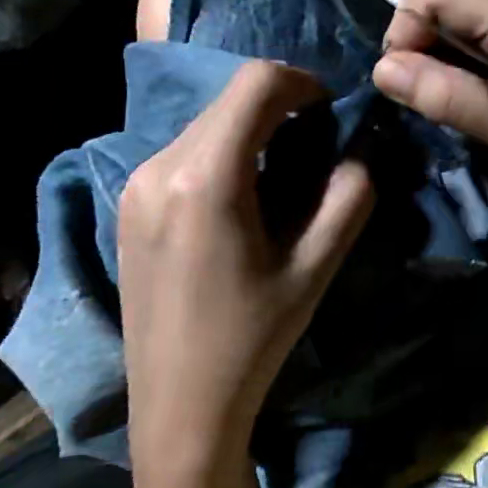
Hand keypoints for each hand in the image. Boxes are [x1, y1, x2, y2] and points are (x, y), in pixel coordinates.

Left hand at [117, 61, 374, 484]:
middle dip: (281, 108)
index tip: (332, 112)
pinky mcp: (128, 204)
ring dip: (252, 132)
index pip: (256, 83)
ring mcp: (134, 184)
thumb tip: (359, 154)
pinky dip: (224, 154)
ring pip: (205, 124)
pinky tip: (243, 201)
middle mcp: (158, 165)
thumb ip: (349, 200)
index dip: (304, 83)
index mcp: (206, 178)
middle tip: (318, 147)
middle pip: (229, 99)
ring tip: (284, 179)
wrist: (178, 404)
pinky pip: (184, 152)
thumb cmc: (252, 339)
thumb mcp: (315, 270)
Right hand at [371, 0, 487, 192]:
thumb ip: (446, 97)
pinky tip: (465, 69)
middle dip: (413, 28)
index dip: (405, 31)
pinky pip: (467, 3)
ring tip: (446, 79)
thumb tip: (383, 70)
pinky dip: (450, 33)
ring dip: (430, 32)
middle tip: (424, 81)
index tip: (410, 81)